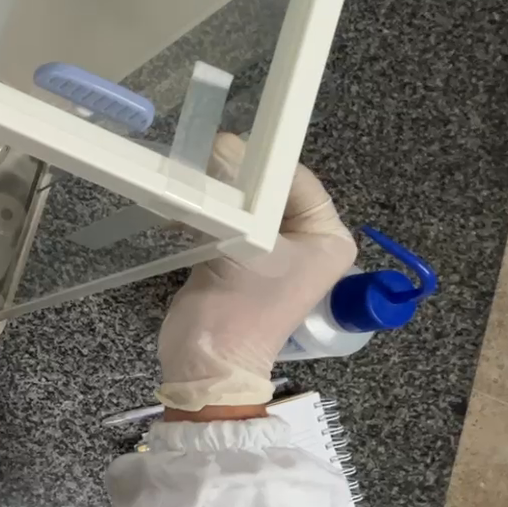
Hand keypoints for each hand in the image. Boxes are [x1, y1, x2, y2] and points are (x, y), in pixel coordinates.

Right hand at [157, 134, 355, 410]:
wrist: (206, 362)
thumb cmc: (240, 307)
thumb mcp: (248, 244)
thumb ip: (237, 196)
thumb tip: (222, 145)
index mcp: (328, 237)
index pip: (297, 180)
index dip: (262, 163)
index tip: (221, 145)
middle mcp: (303, 242)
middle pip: (267, 193)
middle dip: (234, 180)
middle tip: (198, 162)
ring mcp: (266, 254)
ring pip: (241, 209)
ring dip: (214, 199)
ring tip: (186, 186)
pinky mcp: (231, 264)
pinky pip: (221, 227)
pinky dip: (202, 218)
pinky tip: (179, 211)